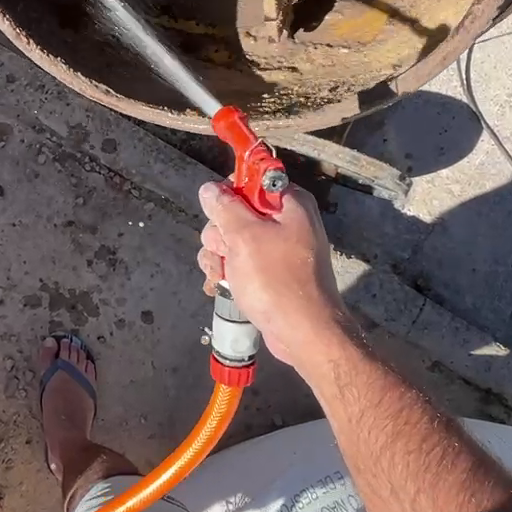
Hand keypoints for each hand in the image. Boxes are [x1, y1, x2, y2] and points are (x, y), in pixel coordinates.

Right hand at [197, 182, 352, 367]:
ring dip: (218, 256)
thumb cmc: (276, 279)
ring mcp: (276, 248)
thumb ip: (224, 207)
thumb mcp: (244, 237)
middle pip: (234, 211)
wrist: (302, 331)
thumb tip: (209, 188)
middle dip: (219, 233)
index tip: (220, 214)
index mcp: (289, 203)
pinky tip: (221, 284)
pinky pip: (238, 260)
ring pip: (230, 238)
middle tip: (227, 251)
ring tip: (224, 274)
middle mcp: (285, 221)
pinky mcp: (268, 271)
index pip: (251, 179)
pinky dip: (226, 271)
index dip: (230, 194)